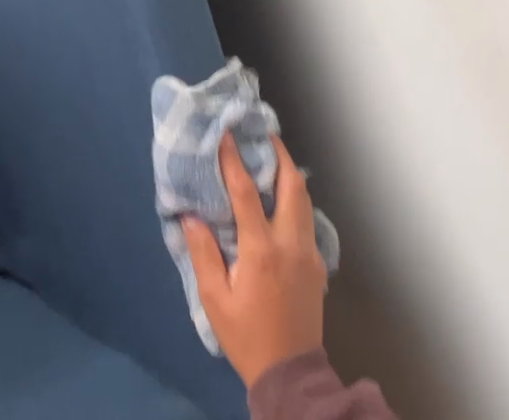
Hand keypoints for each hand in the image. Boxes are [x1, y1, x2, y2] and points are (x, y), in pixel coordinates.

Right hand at [182, 133, 325, 387]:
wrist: (291, 373)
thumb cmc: (246, 335)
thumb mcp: (215, 298)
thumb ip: (203, 253)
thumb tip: (191, 217)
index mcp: (262, 250)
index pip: (246, 193)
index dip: (234, 160)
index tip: (226, 134)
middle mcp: (291, 244)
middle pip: (293, 187)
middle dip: (280, 156)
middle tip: (264, 134)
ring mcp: (309, 254)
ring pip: (305, 202)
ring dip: (290, 175)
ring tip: (272, 157)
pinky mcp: (316, 266)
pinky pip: (307, 220)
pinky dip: (295, 199)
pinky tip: (280, 198)